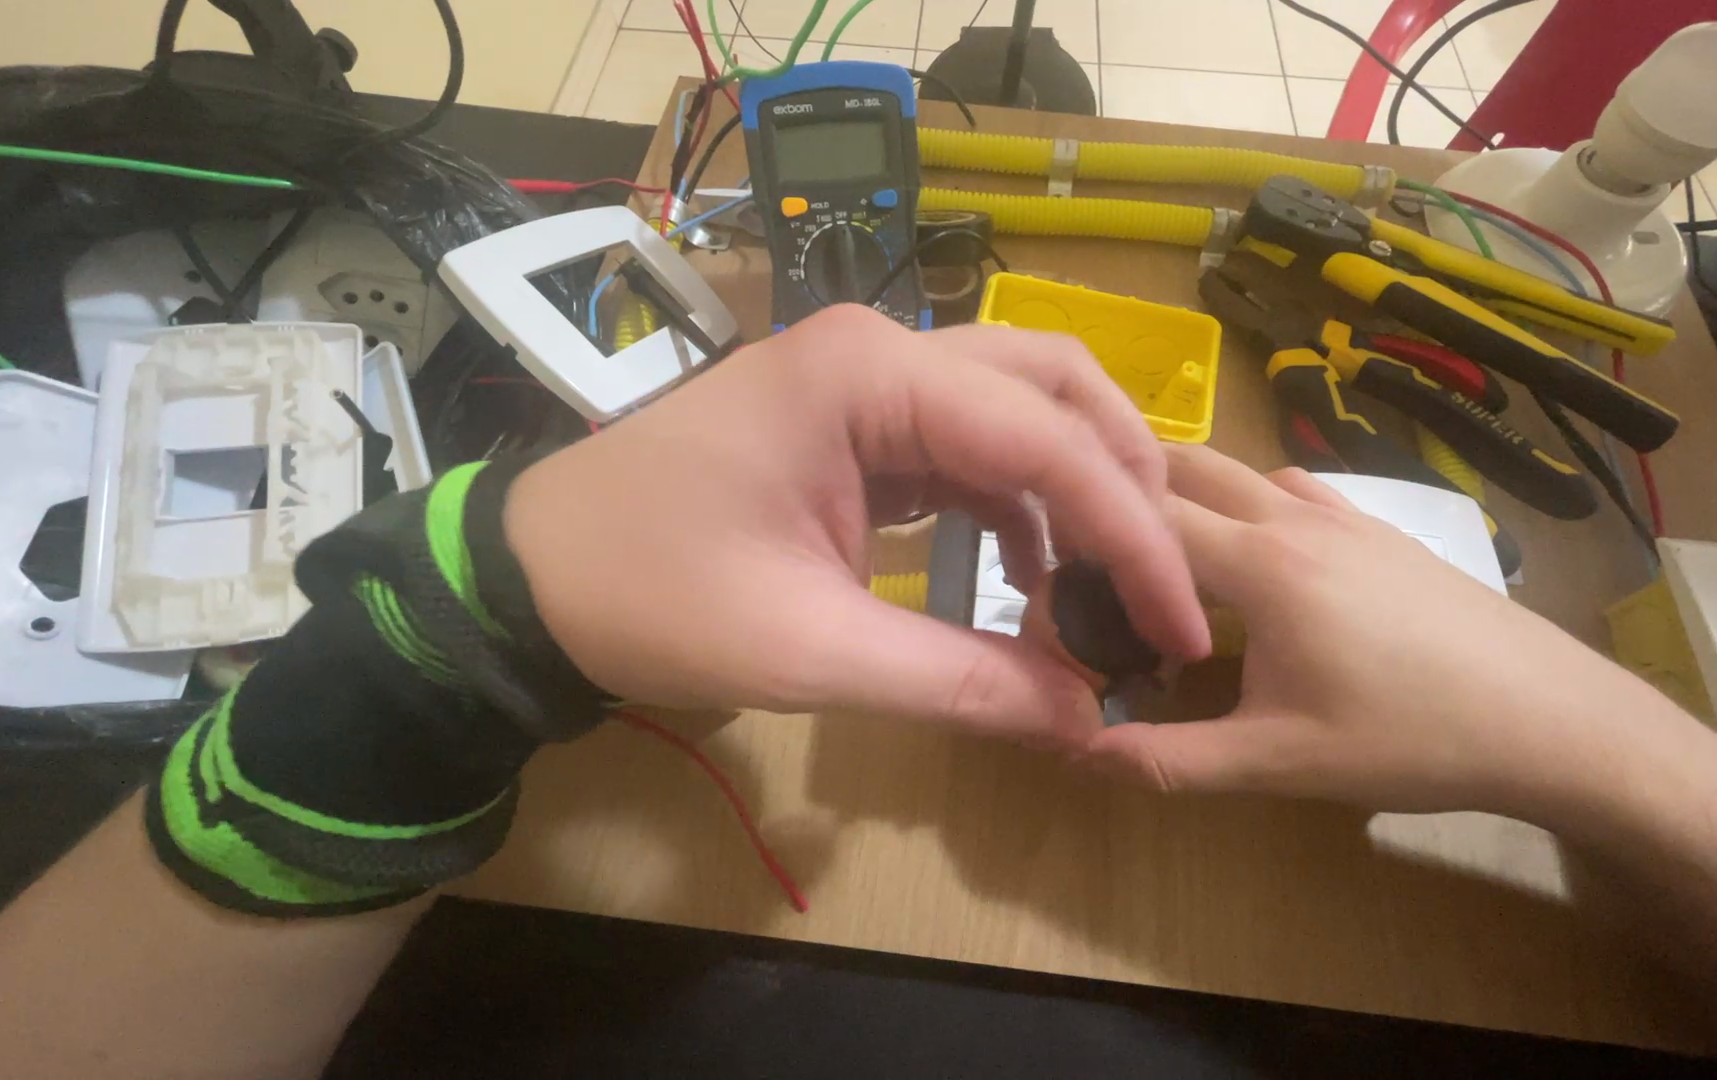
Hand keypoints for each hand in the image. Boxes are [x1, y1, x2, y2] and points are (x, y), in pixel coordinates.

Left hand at [504, 306, 1209, 740]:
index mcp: (870, 376)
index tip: (1179, 626)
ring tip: (1104, 586)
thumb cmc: (651, 598)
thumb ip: (957, 681)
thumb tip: (1083, 721)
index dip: (1132, 537)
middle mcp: (883, 353)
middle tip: (1156, 581)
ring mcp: (869, 383)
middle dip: (1122, 481)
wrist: (537, 578)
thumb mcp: (809, 649)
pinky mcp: (857, 425)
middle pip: (1053, 386)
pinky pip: (968, 448)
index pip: (1046, 441)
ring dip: (1075, 490)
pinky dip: (1017, 506)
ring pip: (1018, 408)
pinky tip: (1028, 573)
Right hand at [1086, 444, 1690, 817]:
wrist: (1565, 725)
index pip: (1147, 521)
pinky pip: (1290, 488)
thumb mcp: (1281, 761)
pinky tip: (1256, 553)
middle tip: (1094, 549)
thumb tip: (1078, 752)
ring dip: (1186, 493)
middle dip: (1127, 493)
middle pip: (1185, 465)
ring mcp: (1341, 516)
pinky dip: (1246, 500)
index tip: (1063, 575)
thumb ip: (1171, 757)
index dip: (1092, 539)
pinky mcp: (1377, 529)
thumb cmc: (1415, 740)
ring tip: (1161, 550)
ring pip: (1238, 469)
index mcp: (1261, 565)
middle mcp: (1292, 519)